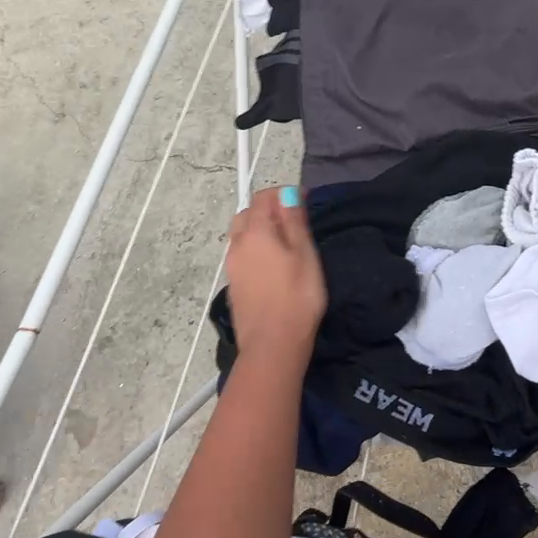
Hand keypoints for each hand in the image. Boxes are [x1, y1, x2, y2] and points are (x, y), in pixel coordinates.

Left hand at [226, 186, 326, 363]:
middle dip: (268, 209)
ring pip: (242, 235)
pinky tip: (273, 265)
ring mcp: (232, 267)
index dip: (283, 193)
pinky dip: (255, 249)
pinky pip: (242, 255)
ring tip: (285, 244)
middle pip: (247, 213)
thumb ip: (294, 221)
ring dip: (260, 230)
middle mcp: (237, 245)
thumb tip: (287, 193)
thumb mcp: (305, 253)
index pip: (262, 197)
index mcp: (256, 232)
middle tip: (294, 221)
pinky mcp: (234, 285)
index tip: (304, 201)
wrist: (272, 344)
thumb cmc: (297, 295)